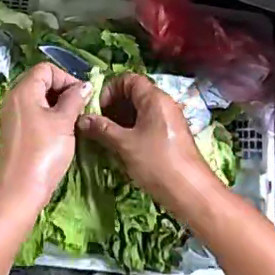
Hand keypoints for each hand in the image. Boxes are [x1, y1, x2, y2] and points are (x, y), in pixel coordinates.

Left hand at [0, 63, 85, 209]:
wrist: (19, 187)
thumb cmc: (43, 151)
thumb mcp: (64, 122)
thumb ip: (74, 100)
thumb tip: (85, 85)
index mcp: (23, 90)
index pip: (46, 69)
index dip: (66, 77)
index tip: (82, 95)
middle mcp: (14, 97)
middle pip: (41, 81)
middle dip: (63, 90)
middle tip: (81, 108)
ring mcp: (13, 114)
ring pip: (39, 98)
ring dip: (58, 104)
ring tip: (74, 120)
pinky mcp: (16, 129)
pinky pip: (34, 113)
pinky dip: (49, 116)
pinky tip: (62, 131)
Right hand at [79, 73, 221, 209]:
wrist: (193, 195)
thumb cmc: (157, 163)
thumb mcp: (124, 144)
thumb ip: (101, 128)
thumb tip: (81, 119)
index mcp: (154, 99)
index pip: (128, 79)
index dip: (110, 90)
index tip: (100, 110)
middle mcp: (164, 104)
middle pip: (133, 93)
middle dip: (113, 106)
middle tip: (100, 125)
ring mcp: (169, 121)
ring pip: (140, 110)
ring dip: (121, 120)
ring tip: (108, 138)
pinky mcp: (171, 137)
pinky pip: (147, 124)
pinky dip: (132, 130)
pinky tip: (123, 148)